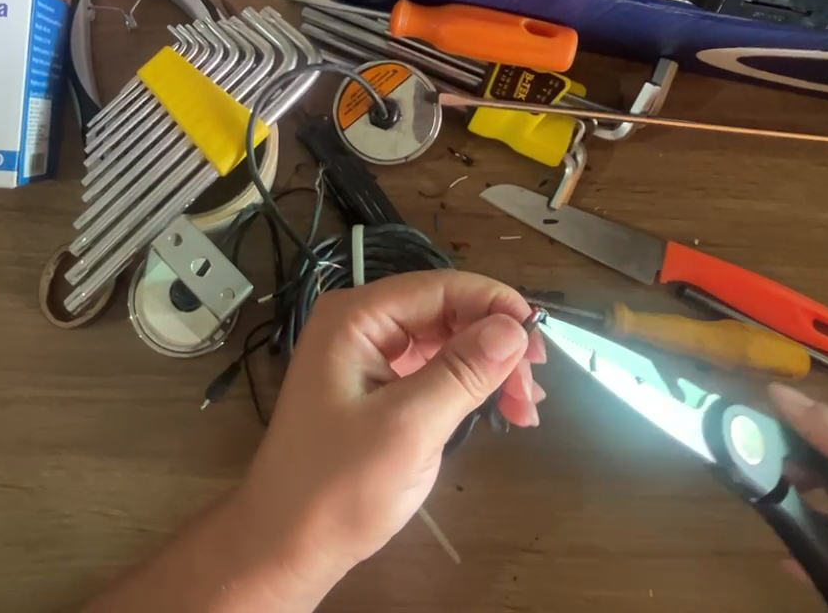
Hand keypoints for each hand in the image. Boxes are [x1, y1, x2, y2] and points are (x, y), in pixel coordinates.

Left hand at [231, 271, 548, 590]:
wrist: (287, 539)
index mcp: (356, 317)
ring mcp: (365, 353)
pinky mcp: (374, 383)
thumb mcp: (409, 426)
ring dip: (487, 366)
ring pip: (442, 339)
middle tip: (533, 390)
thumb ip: (462, 372)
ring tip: (526, 408)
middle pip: (443, 311)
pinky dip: (466, 384)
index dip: (494, 304)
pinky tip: (499, 407)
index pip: (438, 287)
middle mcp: (359, 322)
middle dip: (494, 342)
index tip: (540, 342)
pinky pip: (430, 366)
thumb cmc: (339, 485)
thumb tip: (514, 328)